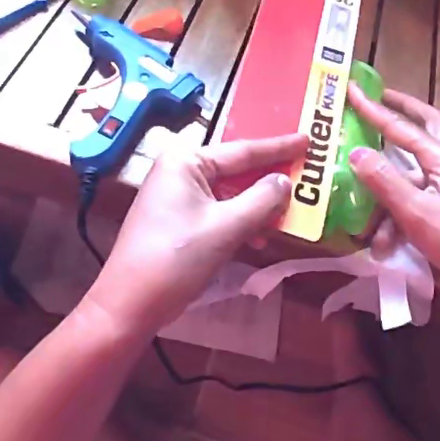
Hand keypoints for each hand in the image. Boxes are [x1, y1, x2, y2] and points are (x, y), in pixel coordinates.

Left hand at [82, 132, 305, 336]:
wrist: (131, 301)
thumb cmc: (178, 256)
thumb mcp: (227, 227)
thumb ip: (262, 199)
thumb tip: (284, 181)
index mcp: (185, 160)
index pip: (242, 149)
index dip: (278, 147)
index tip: (309, 139)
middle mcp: (177, 170)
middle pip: (235, 170)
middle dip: (269, 181)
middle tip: (308, 179)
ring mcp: (174, 195)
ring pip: (229, 194)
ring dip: (256, 209)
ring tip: (287, 220)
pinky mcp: (176, 219)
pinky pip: (217, 212)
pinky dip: (239, 223)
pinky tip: (258, 240)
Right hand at [345, 84, 439, 313]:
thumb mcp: (418, 211)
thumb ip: (385, 181)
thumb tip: (355, 151)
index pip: (402, 127)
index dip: (374, 108)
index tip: (353, 88)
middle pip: (423, 130)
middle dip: (400, 113)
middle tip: (378, 99)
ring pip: (406, 178)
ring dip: (382, 194)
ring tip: (361, 217)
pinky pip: (408, 206)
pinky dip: (390, 221)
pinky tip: (378, 244)